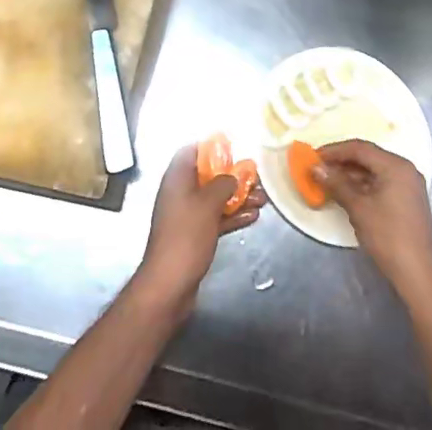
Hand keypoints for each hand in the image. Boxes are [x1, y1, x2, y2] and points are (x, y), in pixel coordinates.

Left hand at [137, 144, 265, 307]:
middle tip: (256, 178)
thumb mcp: (207, 204)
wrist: (169, 283)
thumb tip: (233, 176)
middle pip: (207, 176)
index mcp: (177, 178)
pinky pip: (215, 218)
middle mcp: (180, 193)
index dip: (210, 147)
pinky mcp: (194, 235)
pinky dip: (232, 216)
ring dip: (237, 198)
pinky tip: (254, 217)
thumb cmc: (186, 236)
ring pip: (214, 199)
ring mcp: (187, 215)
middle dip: (232, 176)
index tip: (233, 149)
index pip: (191, 151)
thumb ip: (222, 184)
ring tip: (262, 199)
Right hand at [315, 139, 431, 295]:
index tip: (312, 156)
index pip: (360, 148)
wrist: (419, 275)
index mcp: (396, 166)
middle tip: (318, 168)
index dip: (334, 150)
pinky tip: (345, 193)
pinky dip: (362, 185)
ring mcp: (408, 185)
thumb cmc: (388, 236)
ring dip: (350, 174)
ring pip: (373, 171)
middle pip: (368, 157)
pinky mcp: (407, 200)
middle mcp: (404, 169)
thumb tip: (315, 168)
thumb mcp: (358, 208)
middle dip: (341, 162)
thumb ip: (336, 183)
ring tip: (327, 181)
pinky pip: (380, 183)